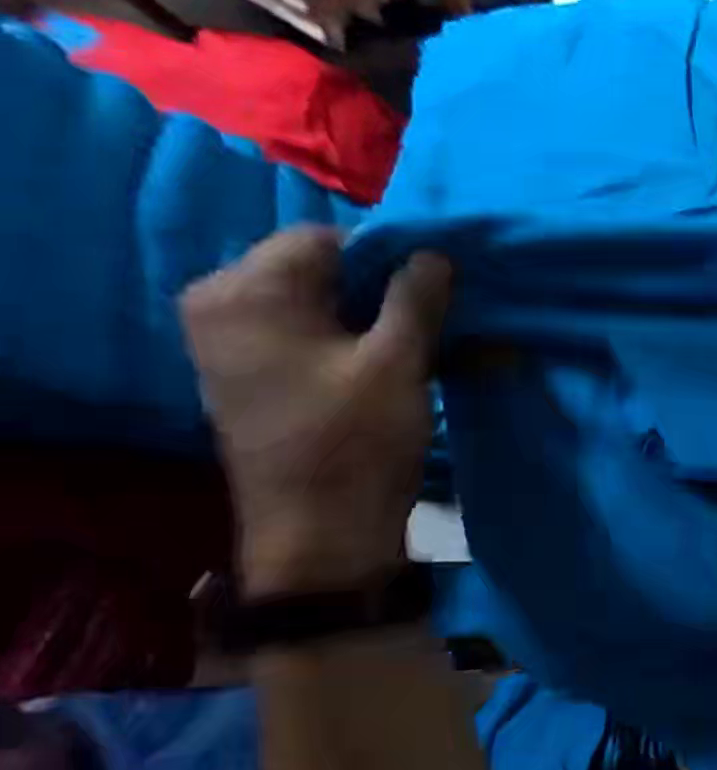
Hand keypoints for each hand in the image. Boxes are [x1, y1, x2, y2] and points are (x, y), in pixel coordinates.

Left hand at [181, 226, 451, 596]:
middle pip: (318, 271)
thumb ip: (415, 302)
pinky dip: (353, 341)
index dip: (389, 258)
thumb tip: (435, 253)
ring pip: (318, 305)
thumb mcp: (398, 365)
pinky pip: (308, 335)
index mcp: (244, 292)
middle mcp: (220, 304)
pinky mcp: (252, 373)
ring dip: (375, 319)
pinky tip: (392, 366)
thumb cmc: (357, 442)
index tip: (443, 290)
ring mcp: (230, 342)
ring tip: (425, 347)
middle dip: (384, 290)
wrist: (322, 528)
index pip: (324, 240)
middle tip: (441, 321)